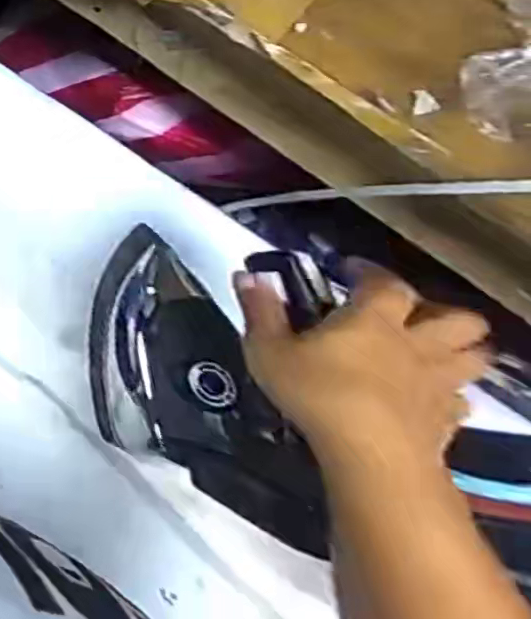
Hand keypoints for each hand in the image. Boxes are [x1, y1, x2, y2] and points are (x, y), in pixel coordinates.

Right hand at [236, 261, 490, 473]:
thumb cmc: (314, 390)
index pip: (387, 284)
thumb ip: (260, 310)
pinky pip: (462, 393)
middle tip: (402, 313)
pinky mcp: (450, 415)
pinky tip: (419, 389)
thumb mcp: (266, 346)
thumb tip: (248, 275)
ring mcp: (440, 382)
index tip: (348, 268)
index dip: (370, 271)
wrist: (371, 454)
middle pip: (459, 319)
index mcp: (372, 322)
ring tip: (422, 347)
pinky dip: (446, 386)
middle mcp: (416, 345)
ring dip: (456, 346)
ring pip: (475, 355)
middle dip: (437, 310)